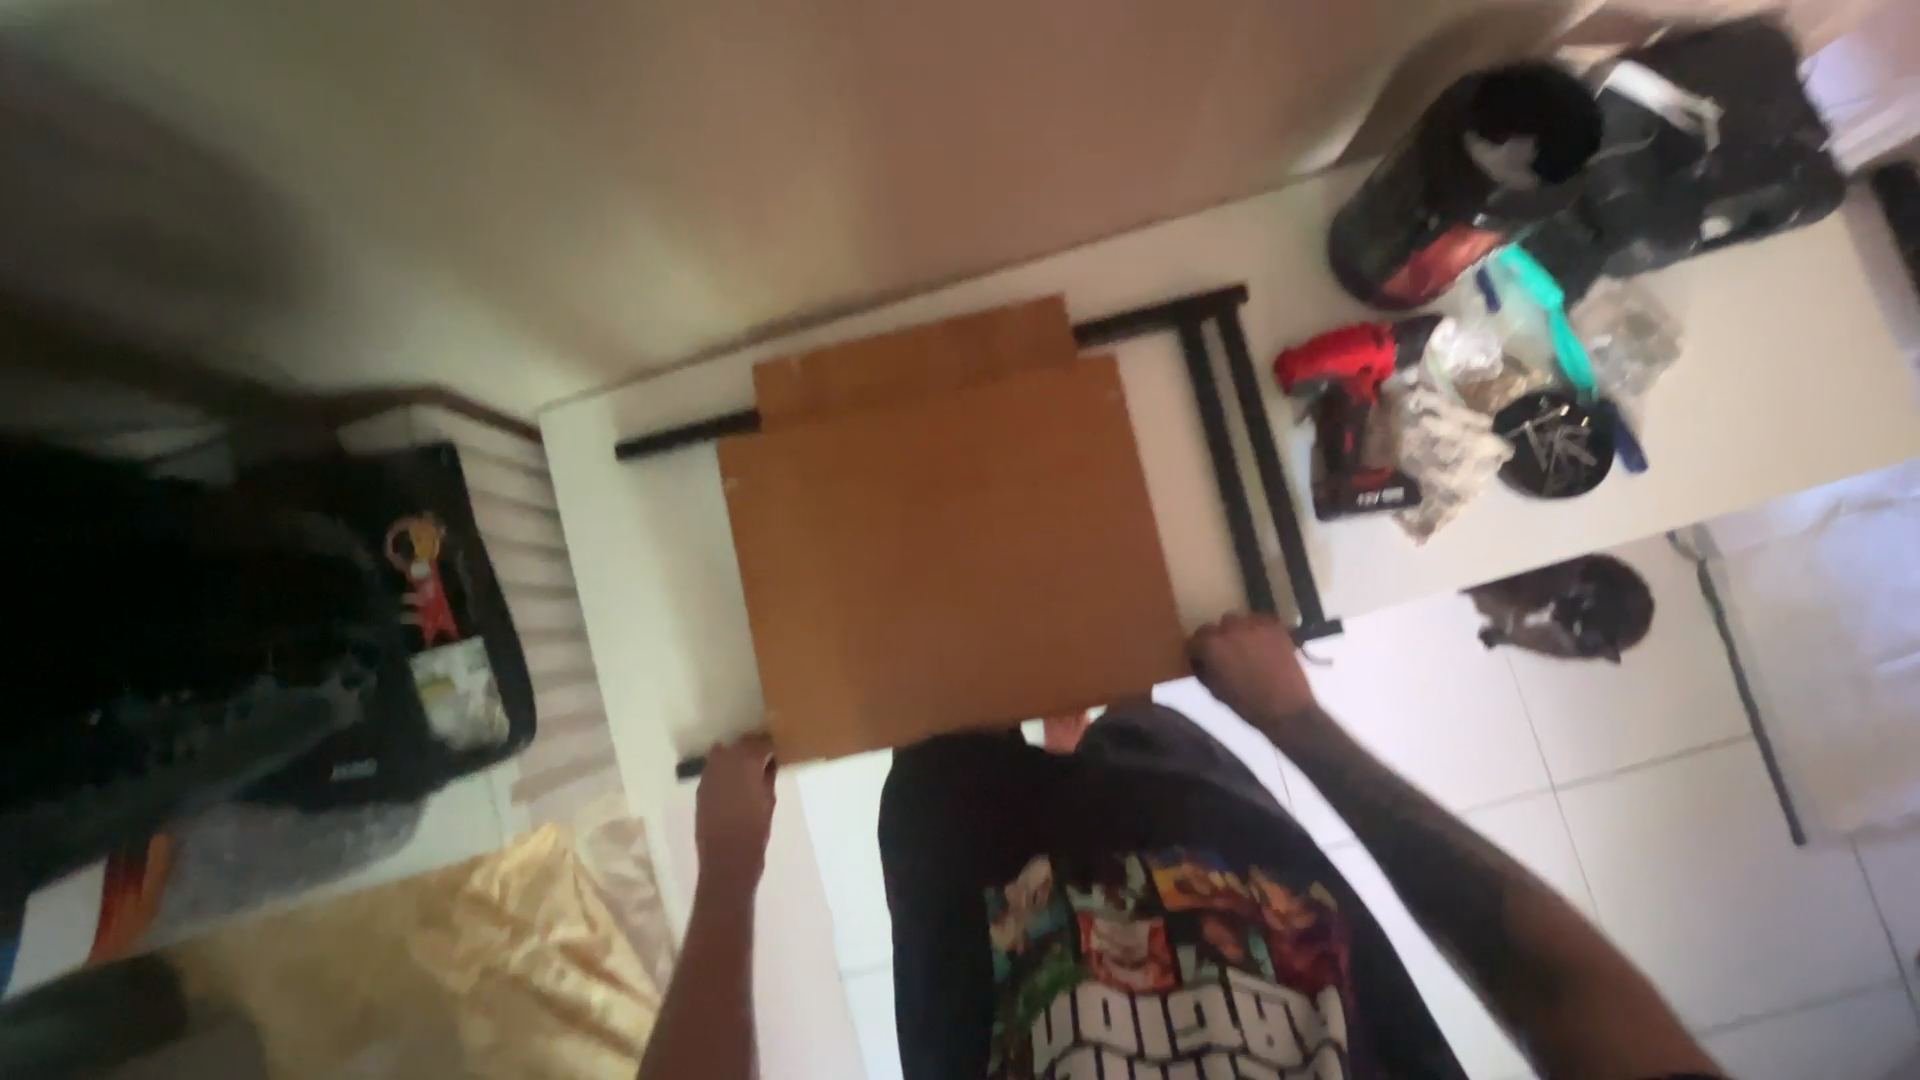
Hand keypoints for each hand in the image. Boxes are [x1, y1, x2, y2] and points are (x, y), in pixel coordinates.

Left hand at [695, 735, 777, 893]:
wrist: (727, 859)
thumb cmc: (756, 830)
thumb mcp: (770, 800)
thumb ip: (768, 776)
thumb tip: (769, 762)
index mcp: (746, 763)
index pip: (760, 742)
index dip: (770, 744)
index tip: (777, 750)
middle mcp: (724, 762)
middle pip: (740, 743)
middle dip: (753, 747)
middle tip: (765, 757)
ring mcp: (709, 775)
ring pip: (723, 752)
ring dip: (736, 755)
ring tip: (748, 768)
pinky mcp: (701, 788)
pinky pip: (714, 769)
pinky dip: (724, 770)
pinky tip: (733, 781)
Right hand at [1189, 613, 1320, 737]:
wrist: (1286, 709)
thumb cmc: (1246, 704)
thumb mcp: (1214, 689)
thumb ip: (1203, 668)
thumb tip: (1200, 658)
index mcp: (1211, 644)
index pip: (1196, 637)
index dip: (1199, 649)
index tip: (1204, 658)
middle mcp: (1230, 628)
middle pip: (1218, 625)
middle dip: (1220, 638)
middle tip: (1228, 653)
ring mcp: (1254, 624)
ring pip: (1240, 620)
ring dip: (1240, 631)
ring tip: (1247, 647)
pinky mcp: (1275, 627)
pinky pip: (1262, 620)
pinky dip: (1260, 628)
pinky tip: (1264, 643)